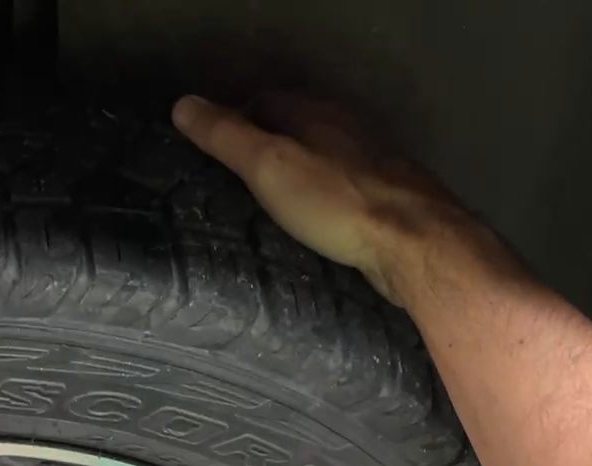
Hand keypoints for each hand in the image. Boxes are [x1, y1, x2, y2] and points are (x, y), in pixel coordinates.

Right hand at [171, 93, 511, 308]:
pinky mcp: (380, 194)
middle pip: (294, 124)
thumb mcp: (268, 165)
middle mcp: (344, 128)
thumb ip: (226, 137)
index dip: (234, 116)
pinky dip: (313, 190)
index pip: (265, 100)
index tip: (210, 145)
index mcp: (316, 114)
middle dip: (262, 139)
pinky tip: (304, 215)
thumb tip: (182, 104)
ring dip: (290, 165)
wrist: (409, 239)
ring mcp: (367, 160)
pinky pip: (336, 181)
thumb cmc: (333, 200)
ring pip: (317, 152)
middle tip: (230, 173)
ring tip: (261, 196)